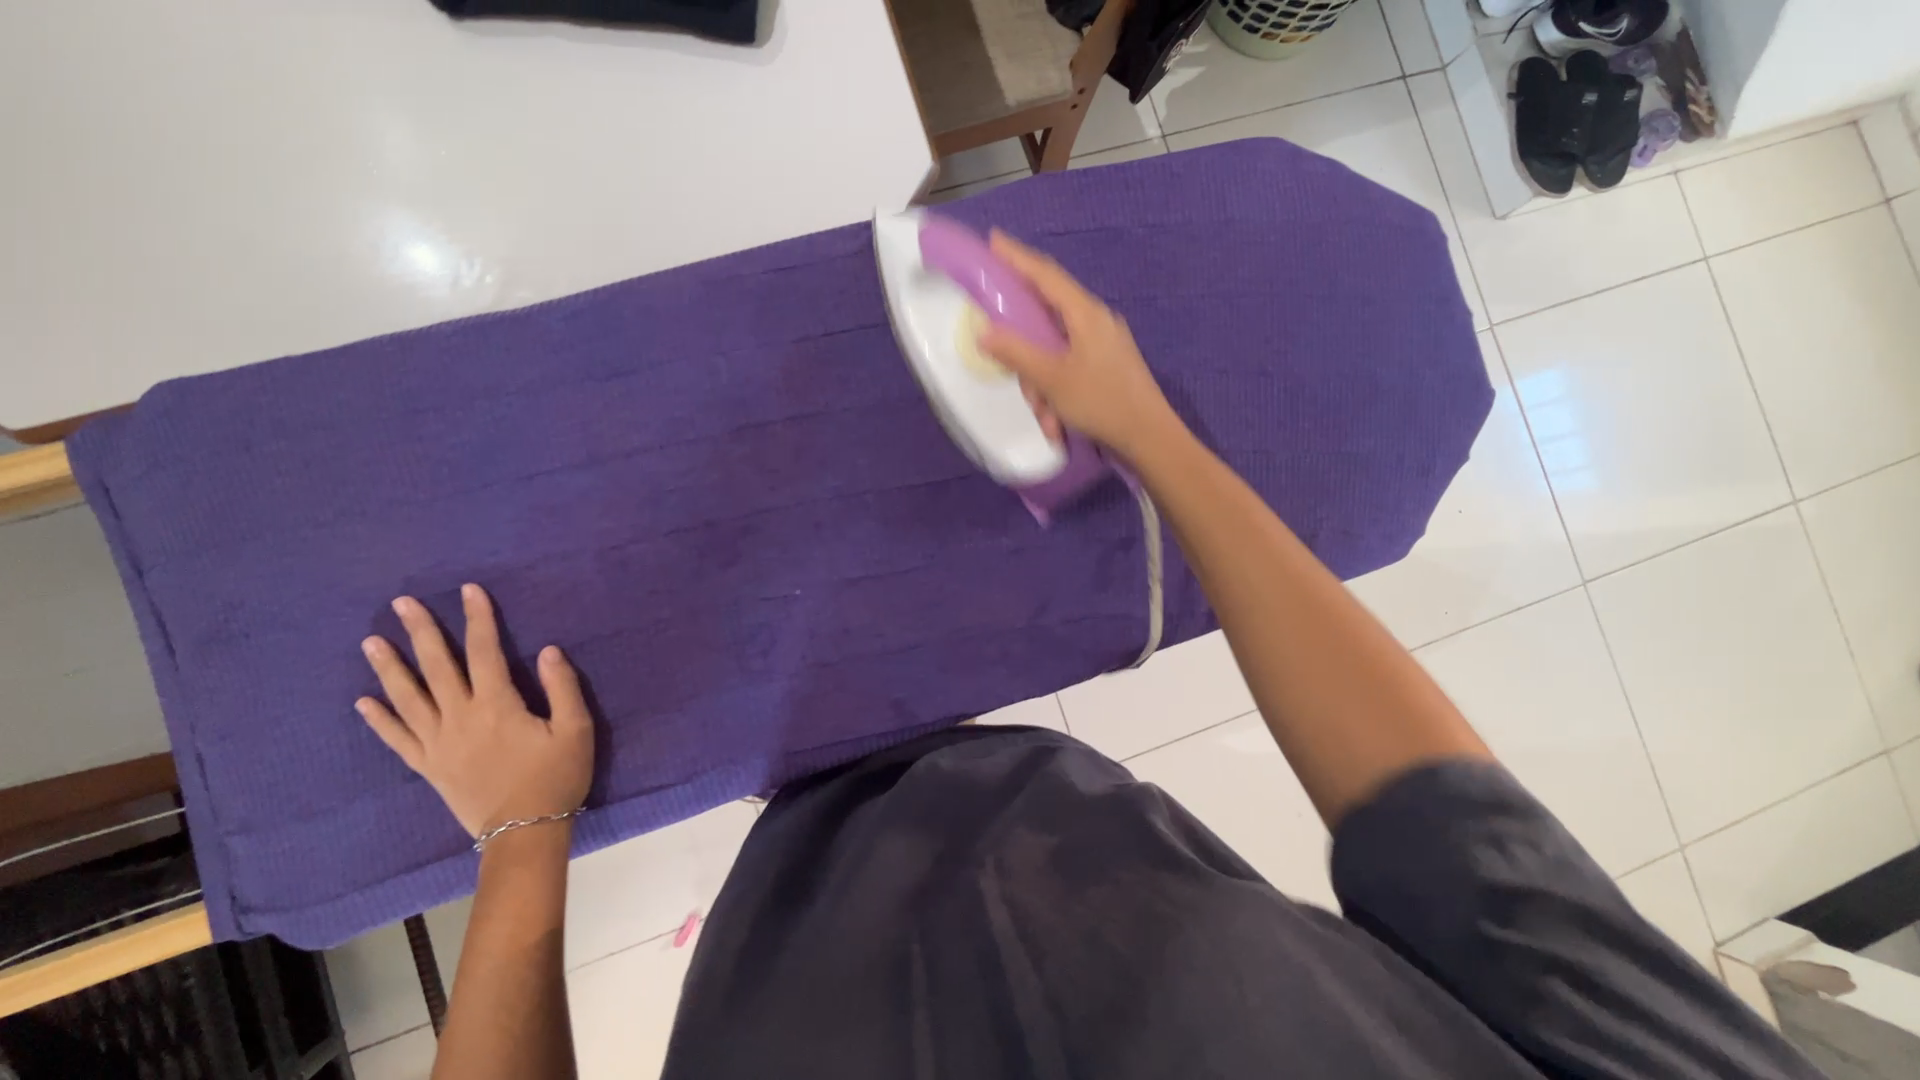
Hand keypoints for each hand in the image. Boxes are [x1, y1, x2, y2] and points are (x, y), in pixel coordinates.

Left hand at [357, 584, 593, 838]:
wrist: (524, 831)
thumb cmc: (556, 777)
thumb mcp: (576, 730)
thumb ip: (562, 688)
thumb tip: (548, 650)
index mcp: (498, 705)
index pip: (485, 651)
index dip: (478, 618)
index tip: (468, 590)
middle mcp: (461, 717)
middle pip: (437, 667)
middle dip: (421, 632)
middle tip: (401, 603)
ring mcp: (439, 743)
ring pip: (408, 698)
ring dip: (389, 668)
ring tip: (372, 641)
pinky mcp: (428, 766)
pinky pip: (398, 739)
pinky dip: (379, 720)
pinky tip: (363, 702)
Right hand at [977, 230, 1185, 462]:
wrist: (1150, 439)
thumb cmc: (1101, 402)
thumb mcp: (1051, 378)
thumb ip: (1016, 352)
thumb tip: (984, 331)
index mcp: (1085, 313)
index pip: (1044, 274)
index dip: (1016, 257)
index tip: (993, 239)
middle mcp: (1095, 322)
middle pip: (1044, 320)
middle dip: (1025, 356)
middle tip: (1015, 380)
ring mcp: (1103, 346)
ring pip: (1053, 354)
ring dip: (1042, 387)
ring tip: (1047, 418)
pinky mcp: (1107, 368)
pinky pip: (1068, 372)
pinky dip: (1057, 396)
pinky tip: (1058, 425)